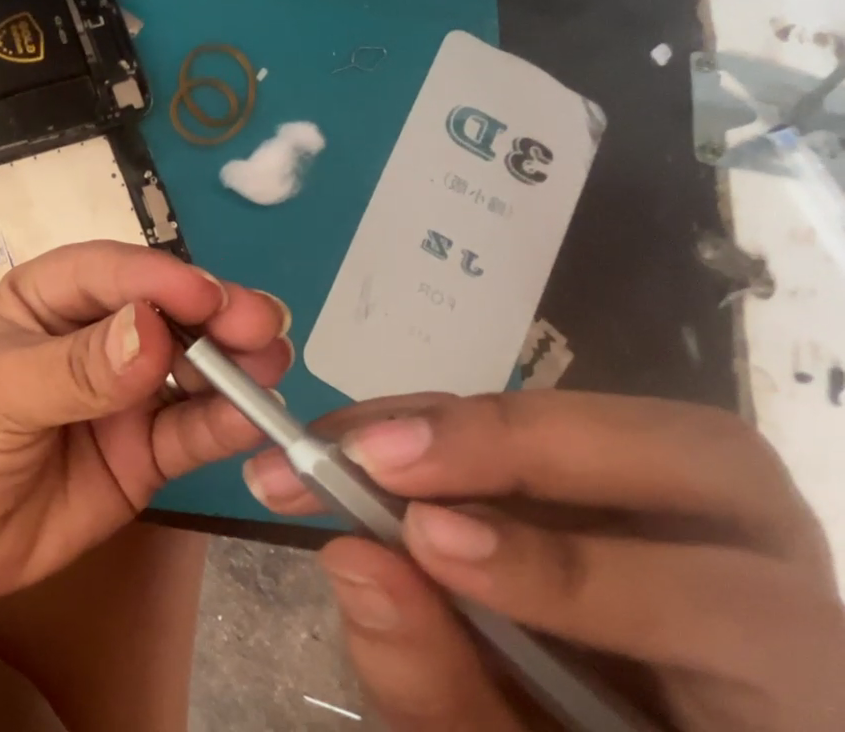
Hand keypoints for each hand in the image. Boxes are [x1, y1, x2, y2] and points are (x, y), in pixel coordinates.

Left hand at [0, 240, 291, 603]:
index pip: (105, 273)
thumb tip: (154, 332)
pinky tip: (252, 421)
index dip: (155, 277)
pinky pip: (189, 433)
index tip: (203, 295)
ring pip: (189, 370)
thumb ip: (73, 369)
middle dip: (212, 314)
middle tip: (259, 327)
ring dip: (232, 364)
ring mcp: (119, 399)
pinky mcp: (140, 456)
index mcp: (41, 303)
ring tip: (268, 368)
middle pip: (162, 314)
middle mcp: (89, 341)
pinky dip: (224, 425)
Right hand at [242, 391, 844, 729]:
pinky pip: (532, 431)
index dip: (577, 569)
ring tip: (339, 445)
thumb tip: (351, 556)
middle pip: (706, 463)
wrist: (556, 723)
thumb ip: (439, 692)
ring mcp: (694, 527)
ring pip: (613, 427)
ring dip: (457, 424)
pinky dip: (435, 426)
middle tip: (377, 453)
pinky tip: (353, 445)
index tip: (424, 540)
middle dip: (518, 441)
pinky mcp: (609, 491)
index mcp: (786, 698)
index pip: (739, 615)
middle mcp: (773, 587)